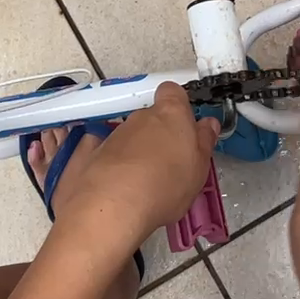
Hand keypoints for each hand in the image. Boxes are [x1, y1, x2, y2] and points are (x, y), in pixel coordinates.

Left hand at [49, 82, 220, 257]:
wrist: (114, 207)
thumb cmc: (165, 185)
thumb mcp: (199, 167)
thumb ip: (204, 140)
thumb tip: (208, 124)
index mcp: (170, 114)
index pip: (173, 92)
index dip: (178, 104)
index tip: (185, 124)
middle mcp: (140, 117)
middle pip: (152, 116)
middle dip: (160, 134)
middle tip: (170, 162)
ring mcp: (114, 134)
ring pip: (130, 135)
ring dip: (137, 151)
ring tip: (146, 182)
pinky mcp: (91, 153)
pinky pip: (104, 150)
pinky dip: (111, 161)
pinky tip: (118, 182)